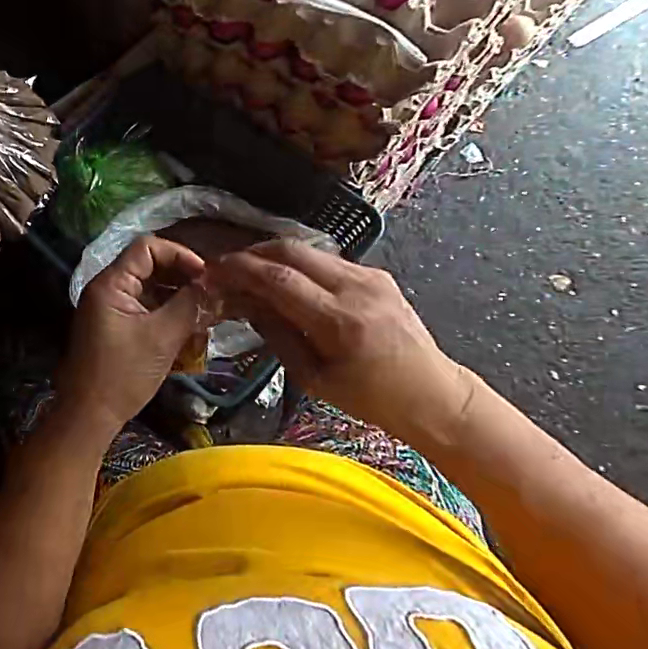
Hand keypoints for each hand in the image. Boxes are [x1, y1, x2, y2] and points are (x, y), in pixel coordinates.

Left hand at [55, 236, 213, 439]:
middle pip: (150, 267)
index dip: (180, 255)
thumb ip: (189, 305)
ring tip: (206, 311)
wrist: (90, 414)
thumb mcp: (162, 337)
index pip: (147, 248)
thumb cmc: (123, 373)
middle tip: (212, 294)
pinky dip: (168, 314)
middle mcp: (107, 289)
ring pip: (150, 289)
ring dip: (178, 297)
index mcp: (111, 284)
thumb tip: (213, 284)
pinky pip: (146, 309)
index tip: (205, 275)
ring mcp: (110, 308)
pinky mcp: (116, 326)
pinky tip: (191, 328)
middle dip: (183, 278)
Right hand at [207, 240, 482, 445]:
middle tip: (227, 266)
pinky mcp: (378, 274)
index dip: (241, 269)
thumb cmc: (370, 398)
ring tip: (250, 272)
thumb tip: (243, 302)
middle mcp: (357, 289)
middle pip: (292, 251)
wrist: (433, 395)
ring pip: (309, 250)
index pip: (279, 279)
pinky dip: (298, 264)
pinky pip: (327, 260)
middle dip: (252, 254)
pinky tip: (285, 280)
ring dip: (273, 256)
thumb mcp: (312, 377)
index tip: (214, 270)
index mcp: (340, 322)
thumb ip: (276, 333)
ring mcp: (371, 277)